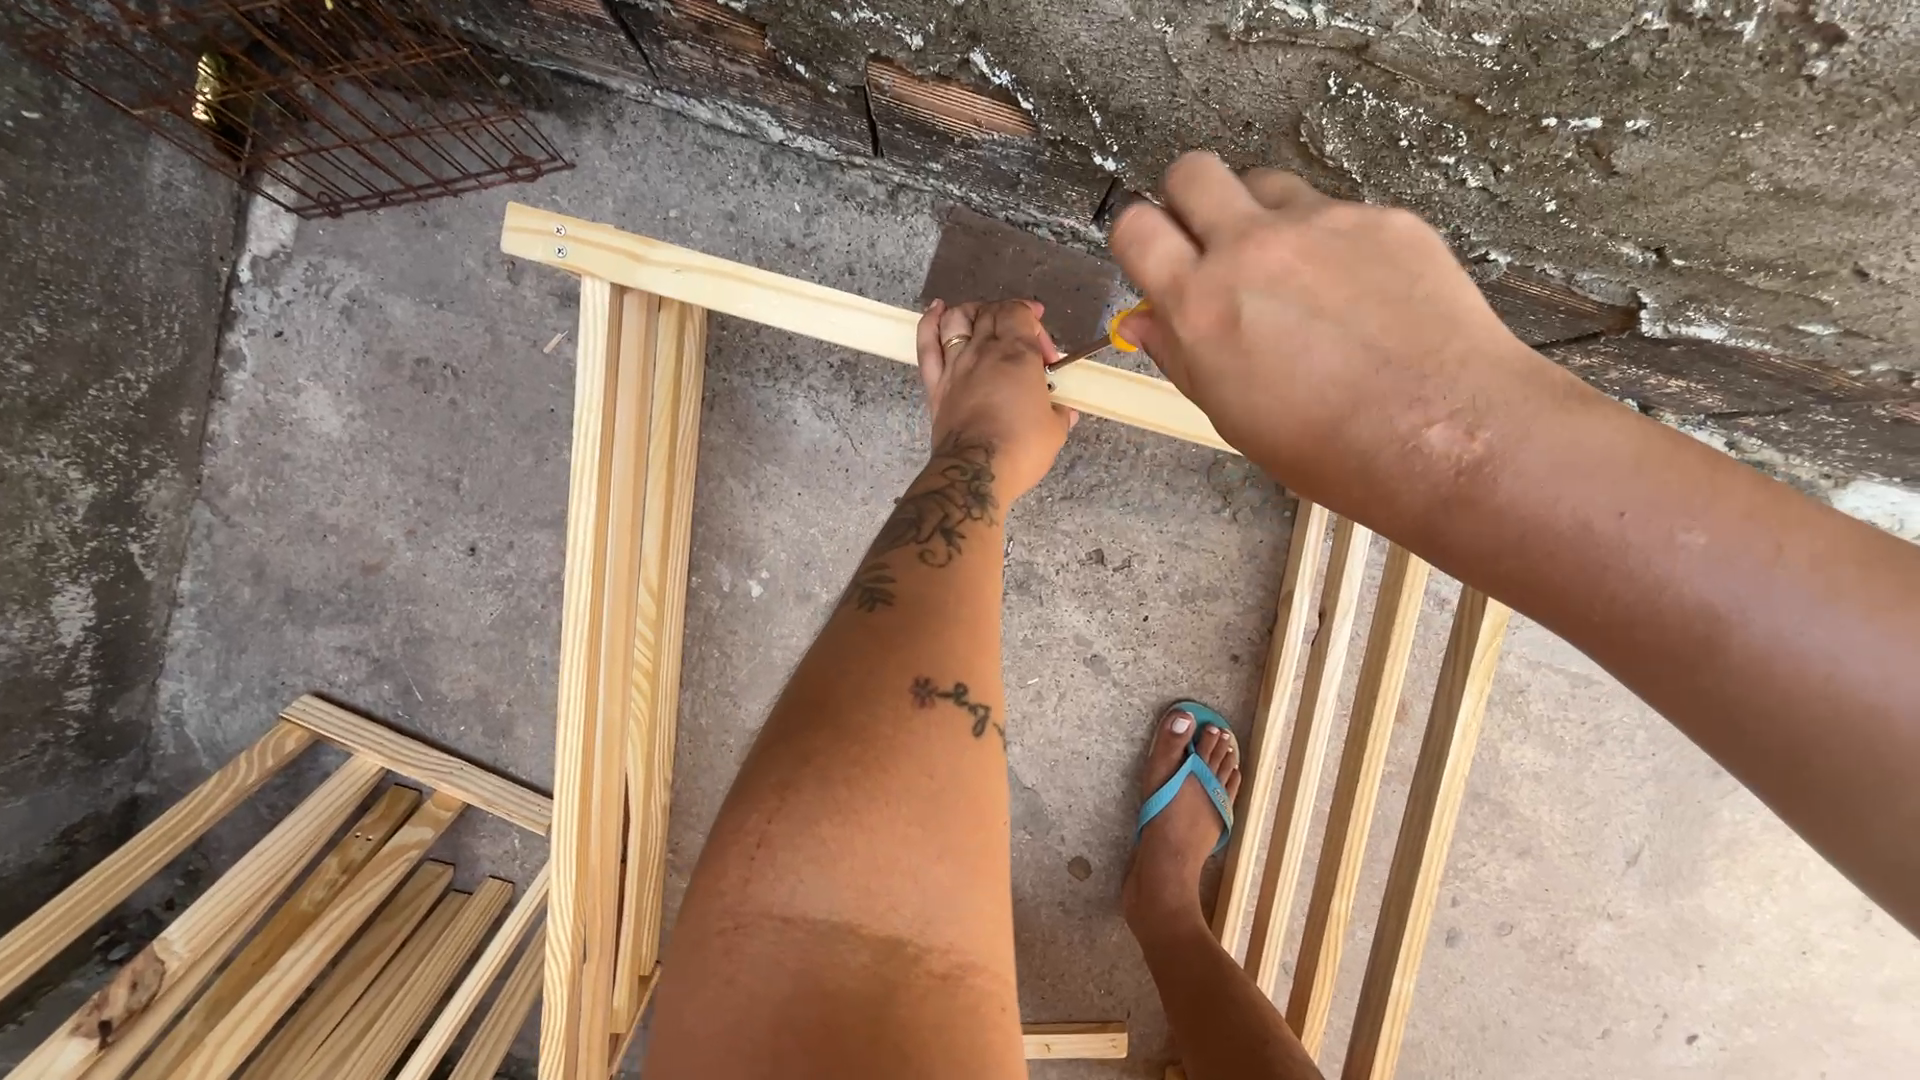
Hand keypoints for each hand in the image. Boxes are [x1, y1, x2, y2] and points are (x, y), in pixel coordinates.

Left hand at [914, 298, 1076, 499]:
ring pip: (958, 319)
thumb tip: (1065, 412)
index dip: (1033, 320)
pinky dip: (930, 321)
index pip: (1020, 313)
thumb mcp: (1054, 431)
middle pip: (992, 312)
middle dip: (1010, 317)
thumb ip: (1060, 413)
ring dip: (975, 312)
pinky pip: (927, 343)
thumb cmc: (1020, 449)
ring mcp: (956, 365)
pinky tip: (938, 310)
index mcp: (1018, 354)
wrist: (975, 472)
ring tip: (986, 320)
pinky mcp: (936, 384)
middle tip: (1023, 343)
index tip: (1044, 347)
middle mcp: (984, 350)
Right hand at [1109, 153, 1568, 518]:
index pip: (1135, 228)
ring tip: (1289, 271)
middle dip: (1188, 199)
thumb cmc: (1320, 446)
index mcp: (1199, 304)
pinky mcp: (1381, 218)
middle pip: (1192, 171)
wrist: (1441, 431)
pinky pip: (1335, 211)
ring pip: (1266, 184)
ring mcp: (1320, 224)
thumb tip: (1141, 320)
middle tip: (1209, 242)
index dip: (1139, 239)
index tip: (1154, 258)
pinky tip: (1357, 292)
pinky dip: (1329, 242)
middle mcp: (1250, 248)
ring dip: (1260, 216)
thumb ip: (1179, 353)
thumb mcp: (1227, 412)